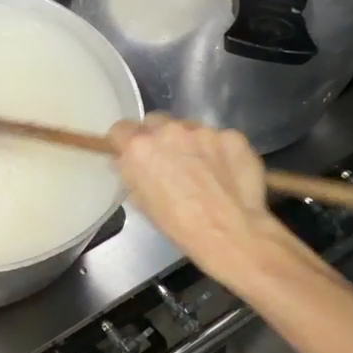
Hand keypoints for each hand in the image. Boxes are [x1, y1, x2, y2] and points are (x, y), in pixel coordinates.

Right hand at [108, 115, 287, 279]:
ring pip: (188, 127)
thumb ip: (131, 173)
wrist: (230, 231)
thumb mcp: (140, 201)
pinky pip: (218, 137)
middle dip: (157, 137)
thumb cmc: (177, 223)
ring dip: (188, 142)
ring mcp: (203, 130)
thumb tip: (127, 162)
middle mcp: (168, 130)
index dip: (124, 142)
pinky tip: (224, 171)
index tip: (130, 153)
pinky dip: (217, 150)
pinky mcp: (232, 135)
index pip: (120, 129)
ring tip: (201, 168)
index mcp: (139, 147)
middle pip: (155, 122)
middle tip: (166, 160)